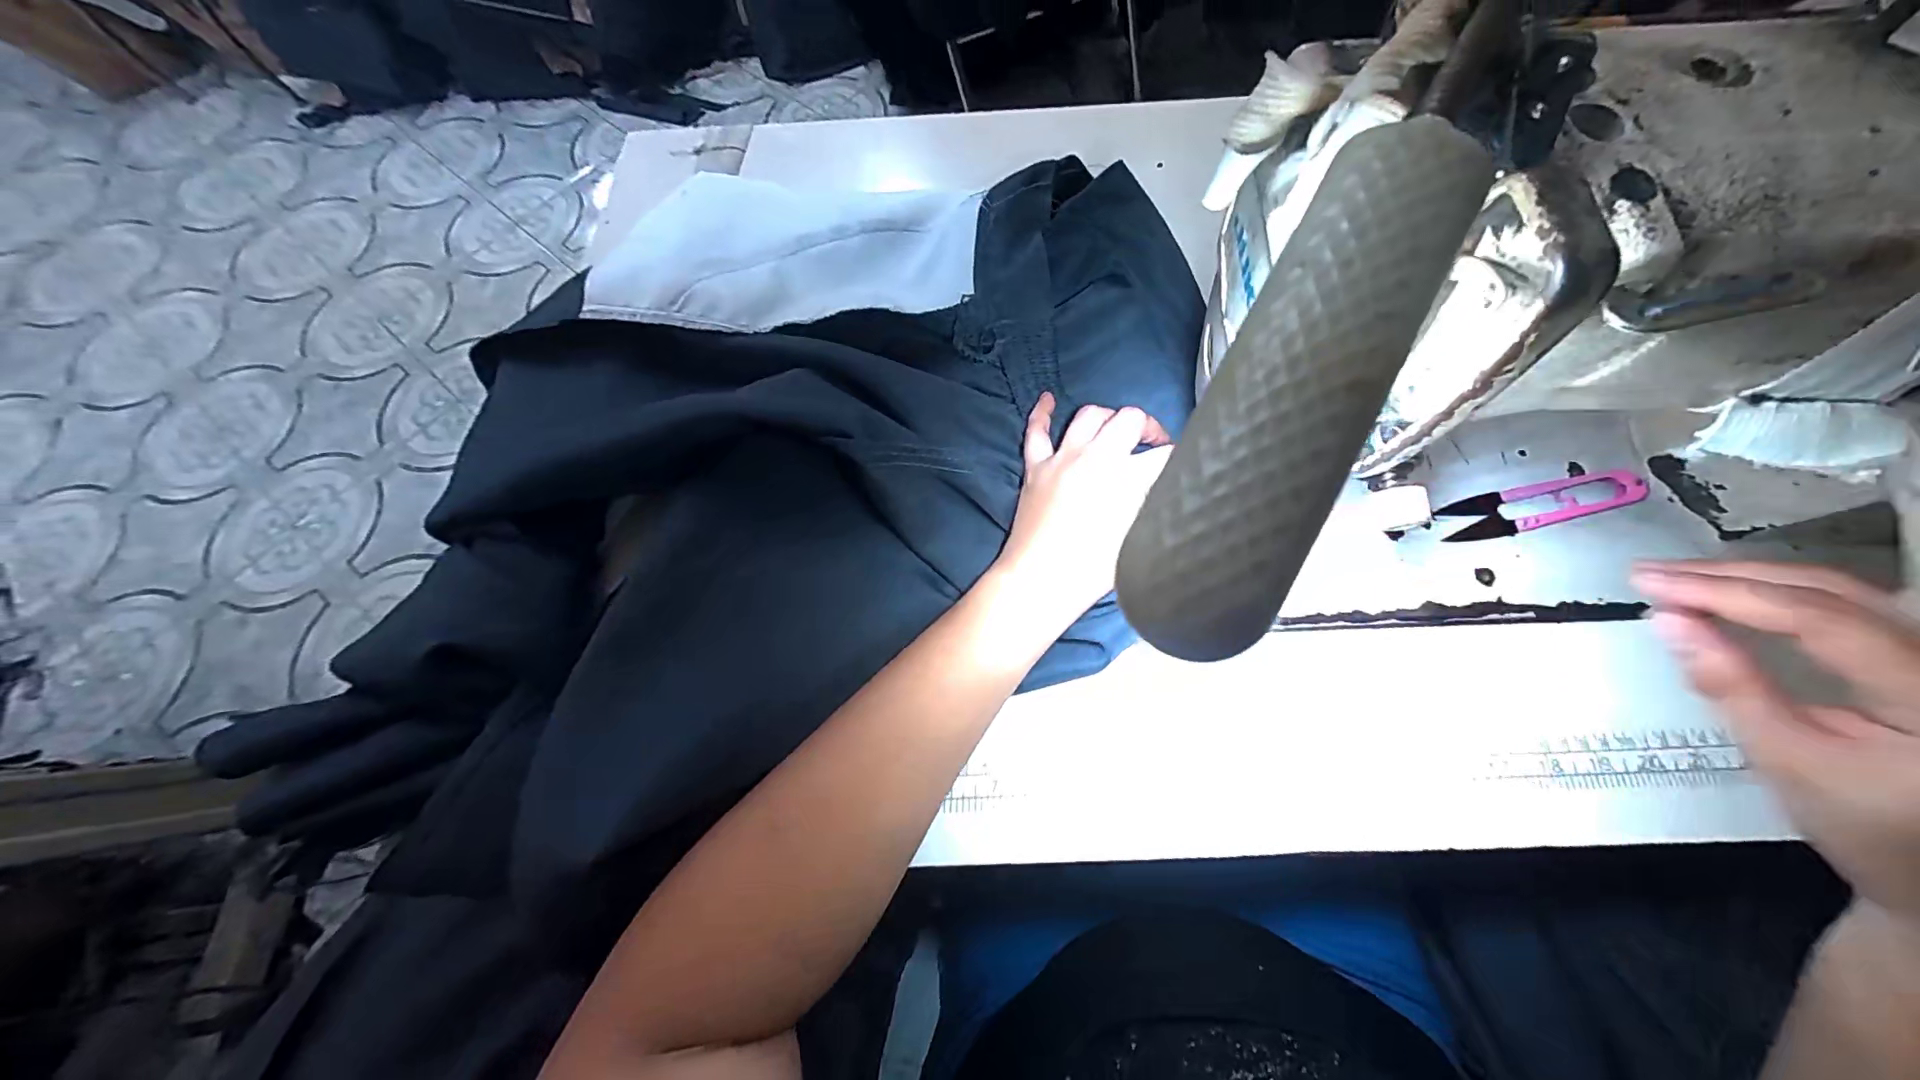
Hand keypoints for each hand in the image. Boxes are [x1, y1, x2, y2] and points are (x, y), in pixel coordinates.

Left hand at [992, 393, 1172, 628]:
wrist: (1039, 580)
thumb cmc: (1091, 571)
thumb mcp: (1138, 538)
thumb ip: (1153, 505)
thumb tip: (1163, 487)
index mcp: (1126, 476)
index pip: (1164, 454)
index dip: (1179, 457)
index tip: (1181, 464)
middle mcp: (1095, 457)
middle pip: (1129, 419)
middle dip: (1148, 428)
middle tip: (1152, 445)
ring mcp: (1061, 459)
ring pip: (1088, 416)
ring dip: (1107, 418)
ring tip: (1116, 430)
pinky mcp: (1035, 468)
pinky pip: (1036, 431)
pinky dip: (1042, 413)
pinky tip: (1048, 400)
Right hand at [1633, 561, 1919, 926]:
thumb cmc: (1861, 822)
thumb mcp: (1786, 759)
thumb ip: (1729, 685)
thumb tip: (1666, 620)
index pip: (1817, 618)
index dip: (1727, 592)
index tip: (1648, 583)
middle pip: (1833, 592)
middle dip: (1734, 577)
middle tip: (1651, 574)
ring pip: (1841, 591)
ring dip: (1753, 579)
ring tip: (1681, 579)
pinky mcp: (1917, 657)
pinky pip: (1848, 607)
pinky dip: (1779, 595)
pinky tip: (1734, 594)